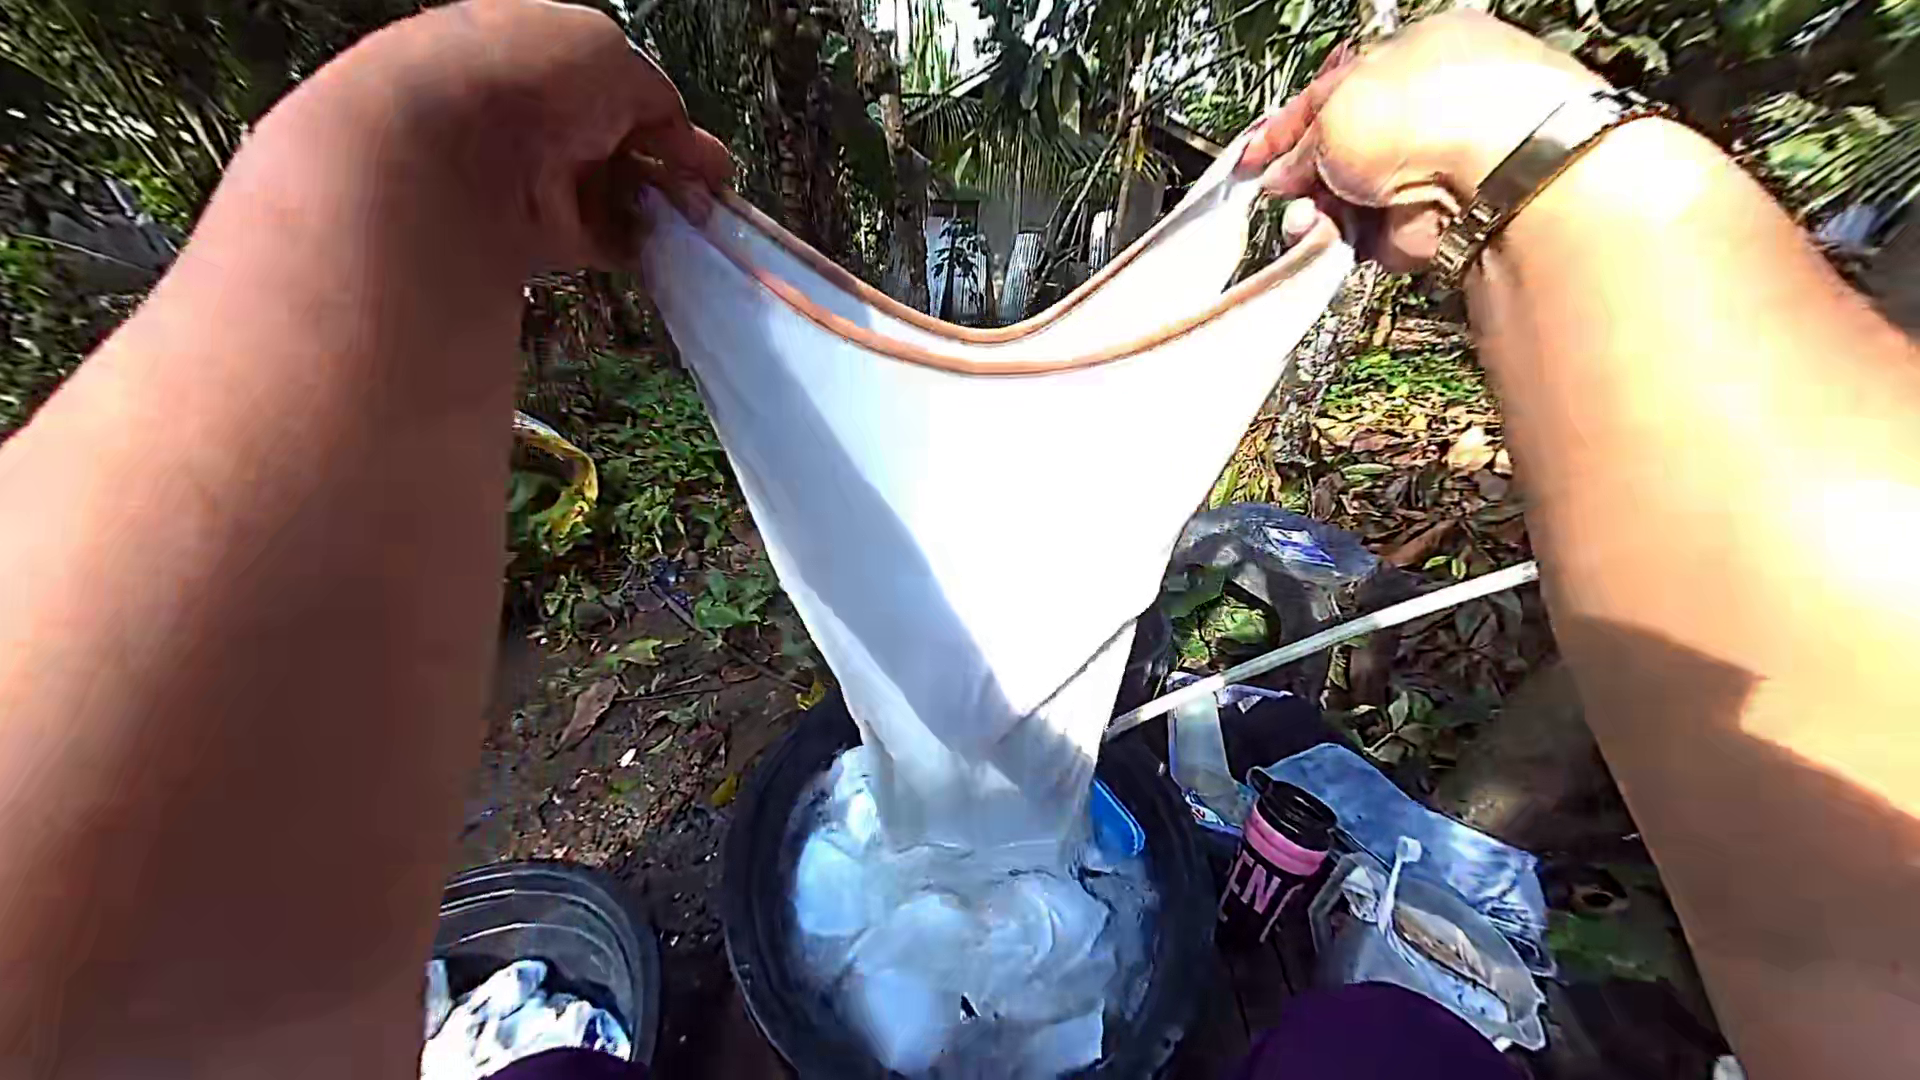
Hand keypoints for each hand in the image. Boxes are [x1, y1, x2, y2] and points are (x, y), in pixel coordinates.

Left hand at [264, 0, 731, 269]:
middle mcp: (554, 123)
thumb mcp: (609, 53)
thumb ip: (657, 91)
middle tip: (714, 196)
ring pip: (630, 200)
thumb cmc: (532, 79)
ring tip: (699, 223)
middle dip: (680, 174)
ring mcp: (556, 183)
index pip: (629, 99)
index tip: (714, 160)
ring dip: (669, 212)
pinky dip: (646, 245)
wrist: (464, 151)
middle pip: (635, 154)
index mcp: (554, 64)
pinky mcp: (558, 236)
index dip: (676, 128)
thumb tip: (680, 135)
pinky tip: (673, 247)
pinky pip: (615, 241)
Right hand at [1244, 10, 1607, 271]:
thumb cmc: (1425, 113)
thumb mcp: (1336, 108)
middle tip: (1278, 187)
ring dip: (1308, 210)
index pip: (1328, 93)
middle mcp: (1409, 114)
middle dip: (1293, 176)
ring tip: (1308, 215)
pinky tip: (1326, 232)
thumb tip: (1281, 172)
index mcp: (1405, 58)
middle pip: (1324, 154)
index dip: (1283, 127)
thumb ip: (1299, 142)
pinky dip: (1328, 237)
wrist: (1485, 175)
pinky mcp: (1404, 222)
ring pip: (1329, 199)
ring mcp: (1408, 171)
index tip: (1250, 156)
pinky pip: (1345, 233)